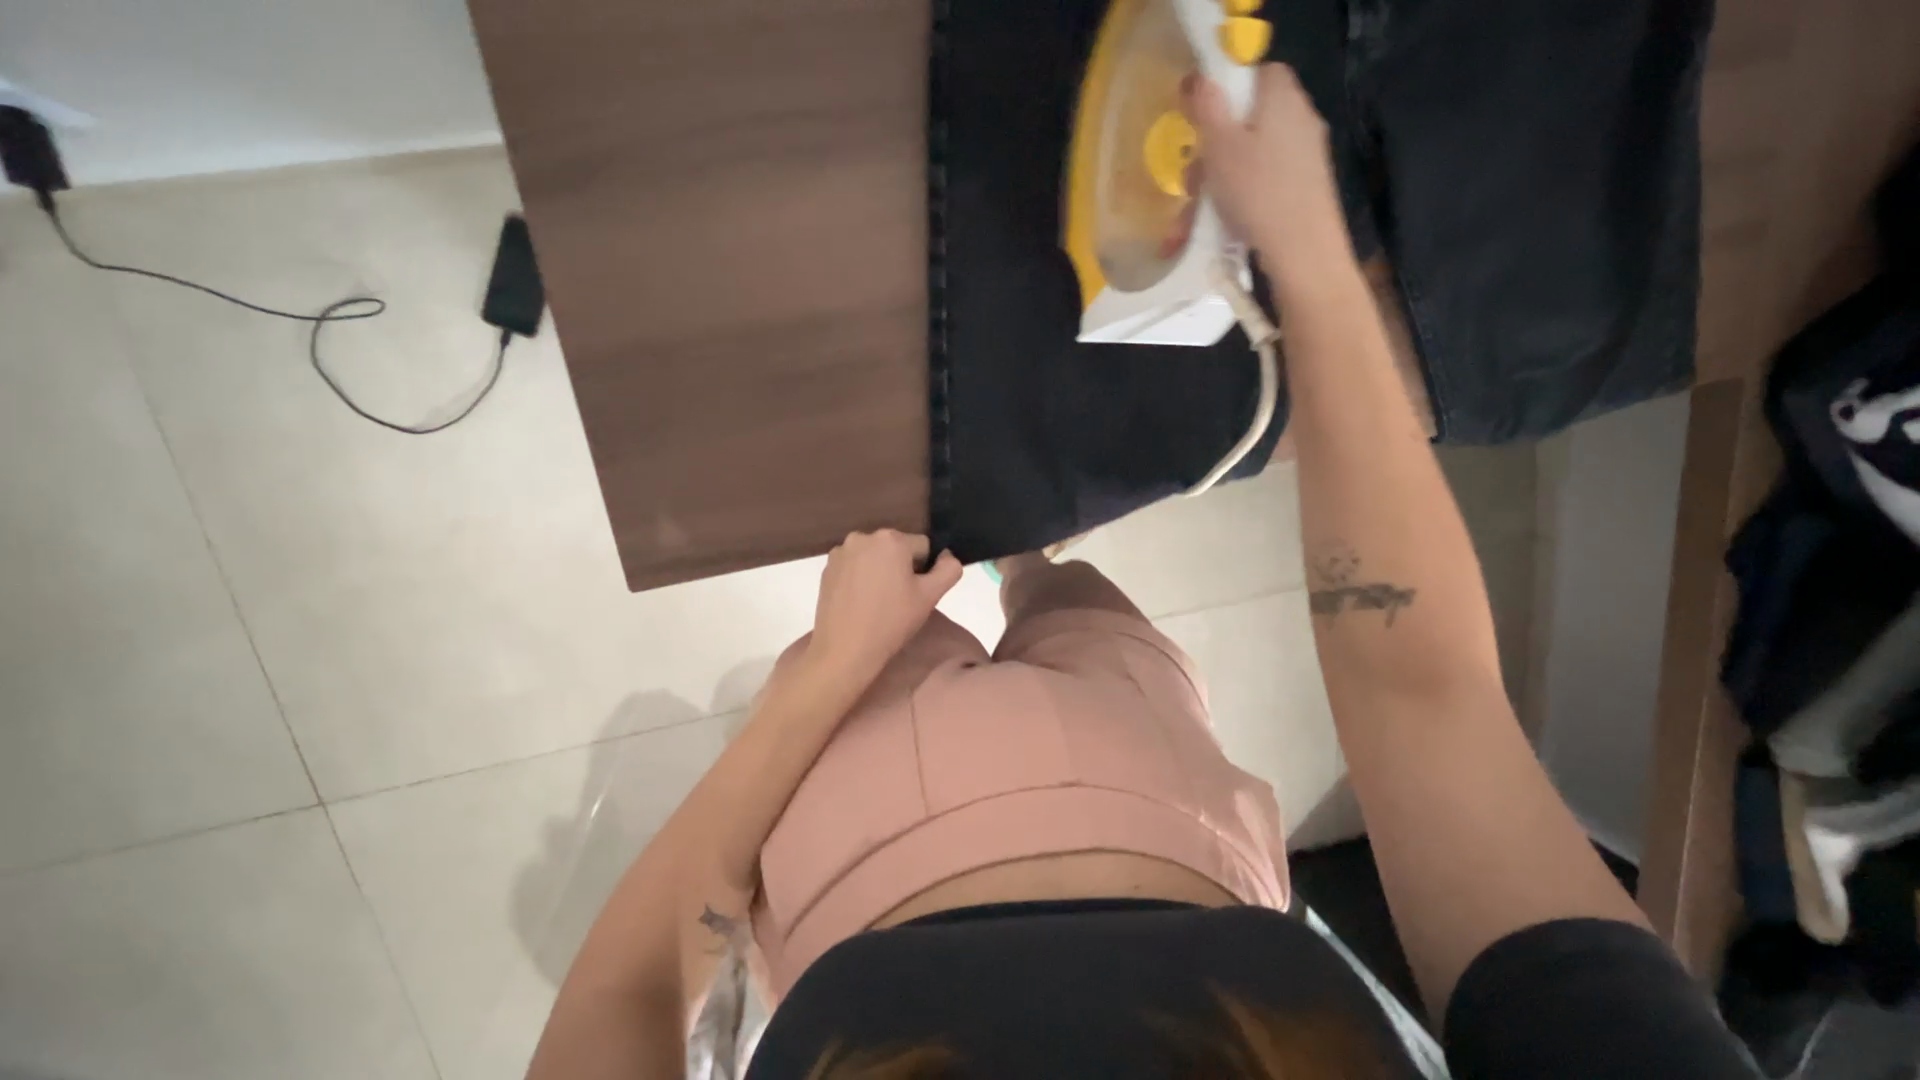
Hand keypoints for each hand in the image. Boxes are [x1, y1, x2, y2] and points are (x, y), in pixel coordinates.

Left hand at [810, 530, 962, 680]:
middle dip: (900, 568)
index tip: (915, 594)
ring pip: (874, 557)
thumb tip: (947, 556)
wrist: (844, 650)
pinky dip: (860, 578)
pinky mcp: (827, 568)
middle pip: (896, 549)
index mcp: (891, 539)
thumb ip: (949, 569)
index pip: (923, 547)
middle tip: (897, 600)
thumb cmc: (891, 621)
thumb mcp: (930, 596)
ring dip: (879, 571)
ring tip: (877, 603)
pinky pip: (854, 566)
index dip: (925, 571)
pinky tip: (859, 603)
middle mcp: (863, 537)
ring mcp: (841, 552)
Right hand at [1184, 64, 1350, 290]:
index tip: (1202, 116)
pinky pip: (1260, 186)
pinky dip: (1236, 203)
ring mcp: (1304, 158)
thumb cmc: (1257, 190)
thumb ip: (1207, 107)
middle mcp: (1300, 120)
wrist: (1302, 250)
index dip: (1228, 88)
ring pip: (1248, 160)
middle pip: (1247, 122)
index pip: (1259, 72)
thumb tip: (1199, 77)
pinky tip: (1215, 231)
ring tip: (1191, 221)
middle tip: (1192, 180)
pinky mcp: (1303, 190)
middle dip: (1212, 150)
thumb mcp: (1220, 145)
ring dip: (1216, 185)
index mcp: (1282, 98)